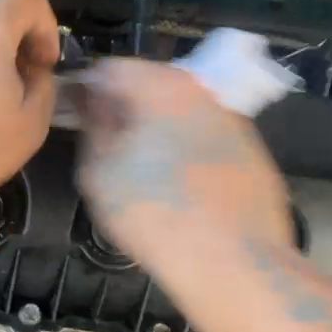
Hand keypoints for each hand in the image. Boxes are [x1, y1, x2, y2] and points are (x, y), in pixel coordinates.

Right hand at [77, 59, 294, 270]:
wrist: (233, 263)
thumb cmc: (153, 215)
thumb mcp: (98, 174)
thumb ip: (92, 128)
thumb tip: (94, 106)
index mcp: (160, 87)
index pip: (110, 68)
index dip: (87, 89)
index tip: (77, 115)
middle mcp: (202, 92)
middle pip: (151, 86)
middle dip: (126, 108)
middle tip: (106, 145)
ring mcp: (234, 122)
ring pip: (183, 114)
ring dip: (159, 130)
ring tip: (143, 172)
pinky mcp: (254, 154)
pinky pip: (208, 141)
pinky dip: (189, 153)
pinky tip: (180, 190)